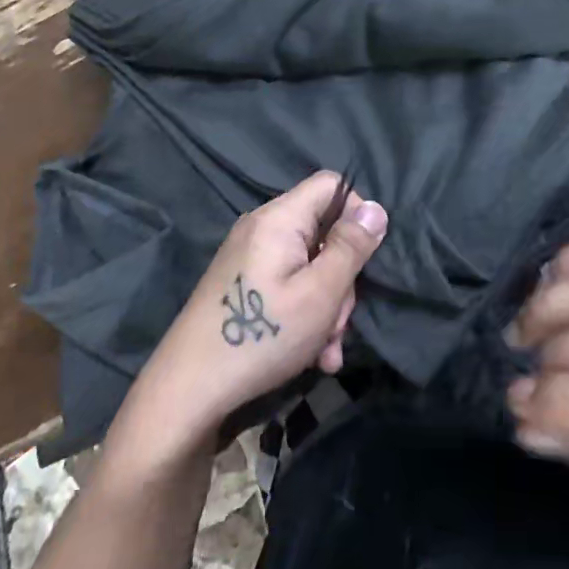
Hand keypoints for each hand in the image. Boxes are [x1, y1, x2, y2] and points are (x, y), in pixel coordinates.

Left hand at [128, 172, 387, 444]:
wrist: (192, 382)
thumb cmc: (263, 334)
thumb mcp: (320, 293)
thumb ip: (350, 248)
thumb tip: (376, 209)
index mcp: (278, 219)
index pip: (330, 185)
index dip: (357, 213)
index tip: (367, 258)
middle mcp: (260, 229)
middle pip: (321, 234)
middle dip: (341, 280)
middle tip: (338, 323)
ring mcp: (249, 258)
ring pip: (308, 268)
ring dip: (326, 309)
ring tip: (325, 352)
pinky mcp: (243, 284)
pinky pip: (287, 286)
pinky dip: (304, 315)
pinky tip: (312, 356)